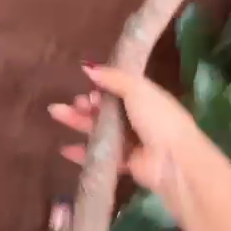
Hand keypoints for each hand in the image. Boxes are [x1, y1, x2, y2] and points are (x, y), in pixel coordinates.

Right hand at [49, 64, 205, 202]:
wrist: (173, 160)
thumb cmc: (158, 119)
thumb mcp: (138, 89)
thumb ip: (113, 78)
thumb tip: (87, 67)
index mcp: (144, 98)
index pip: (117, 90)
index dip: (100, 88)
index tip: (87, 88)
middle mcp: (137, 119)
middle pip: (105, 110)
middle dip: (85, 105)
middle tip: (71, 103)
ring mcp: (131, 142)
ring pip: (99, 130)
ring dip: (78, 122)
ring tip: (56, 114)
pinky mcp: (125, 163)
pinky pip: (100, 155)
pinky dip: (82, 153)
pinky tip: (65, 149)